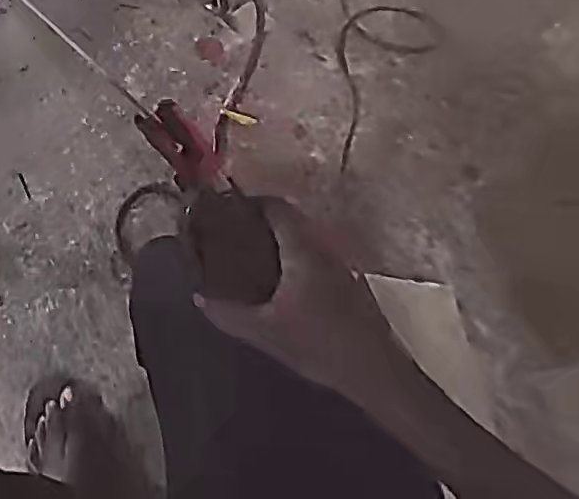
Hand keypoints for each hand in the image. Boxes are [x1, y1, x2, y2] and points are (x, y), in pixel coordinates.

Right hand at [196, 199, 409, 399]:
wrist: (379, 377)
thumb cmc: (320, 345)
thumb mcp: (266, 333)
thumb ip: (230, 315)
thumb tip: (198, 299)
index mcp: (302, 249)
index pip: (277, 206)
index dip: (252, 201)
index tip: (230, 208)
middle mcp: (324, 248)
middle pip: (292, 218)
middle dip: (263, 219)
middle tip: (237, 230)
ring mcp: (342, 265)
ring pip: (307, 235)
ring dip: (282, 236)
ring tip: (256, 252)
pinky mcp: (351, 283)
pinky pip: (318, 253)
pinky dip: (298, 254)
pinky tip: (286, 279)